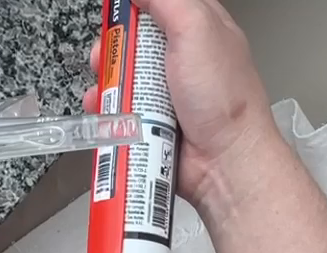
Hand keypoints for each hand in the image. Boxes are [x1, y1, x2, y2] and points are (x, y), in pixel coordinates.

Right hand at [81, 0, 277, 212]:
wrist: (225, 162)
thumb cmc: (224, 99)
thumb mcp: (196, 28)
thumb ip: (166, 1)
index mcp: (200, 29)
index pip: (161, 5)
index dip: (136, 7)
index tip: (115, 14)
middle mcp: (184, 62)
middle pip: (136, 45)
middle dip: (113, 49)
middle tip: (103, 56)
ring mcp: (169, 98)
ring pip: (126, 83)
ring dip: (107, 86)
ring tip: (101, 92)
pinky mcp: (156, 129)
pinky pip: (126, 118)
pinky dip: (110, 118)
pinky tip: (105, 117)